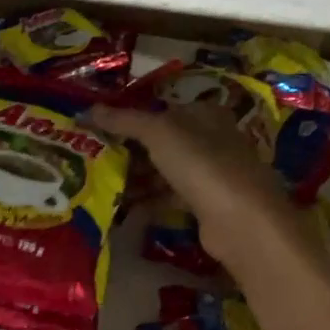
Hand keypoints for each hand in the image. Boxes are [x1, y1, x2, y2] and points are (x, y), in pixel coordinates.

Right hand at [90, 104, 316, 275]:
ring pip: (165, 170)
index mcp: (205, 114)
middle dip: (130, 149)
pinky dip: (149, 200)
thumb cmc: (201, 163)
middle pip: (162, 141)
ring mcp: (210, 173)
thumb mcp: (158, 132)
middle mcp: (211, 139)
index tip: (100, 128)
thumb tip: (89, 109)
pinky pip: (170, 197)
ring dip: (137, 177)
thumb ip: (125, 120)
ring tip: (102, 183)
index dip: (132, 117)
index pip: (163, 109)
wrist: (239, 219)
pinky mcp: (206, 204)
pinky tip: (124, 206)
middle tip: (95, 157)